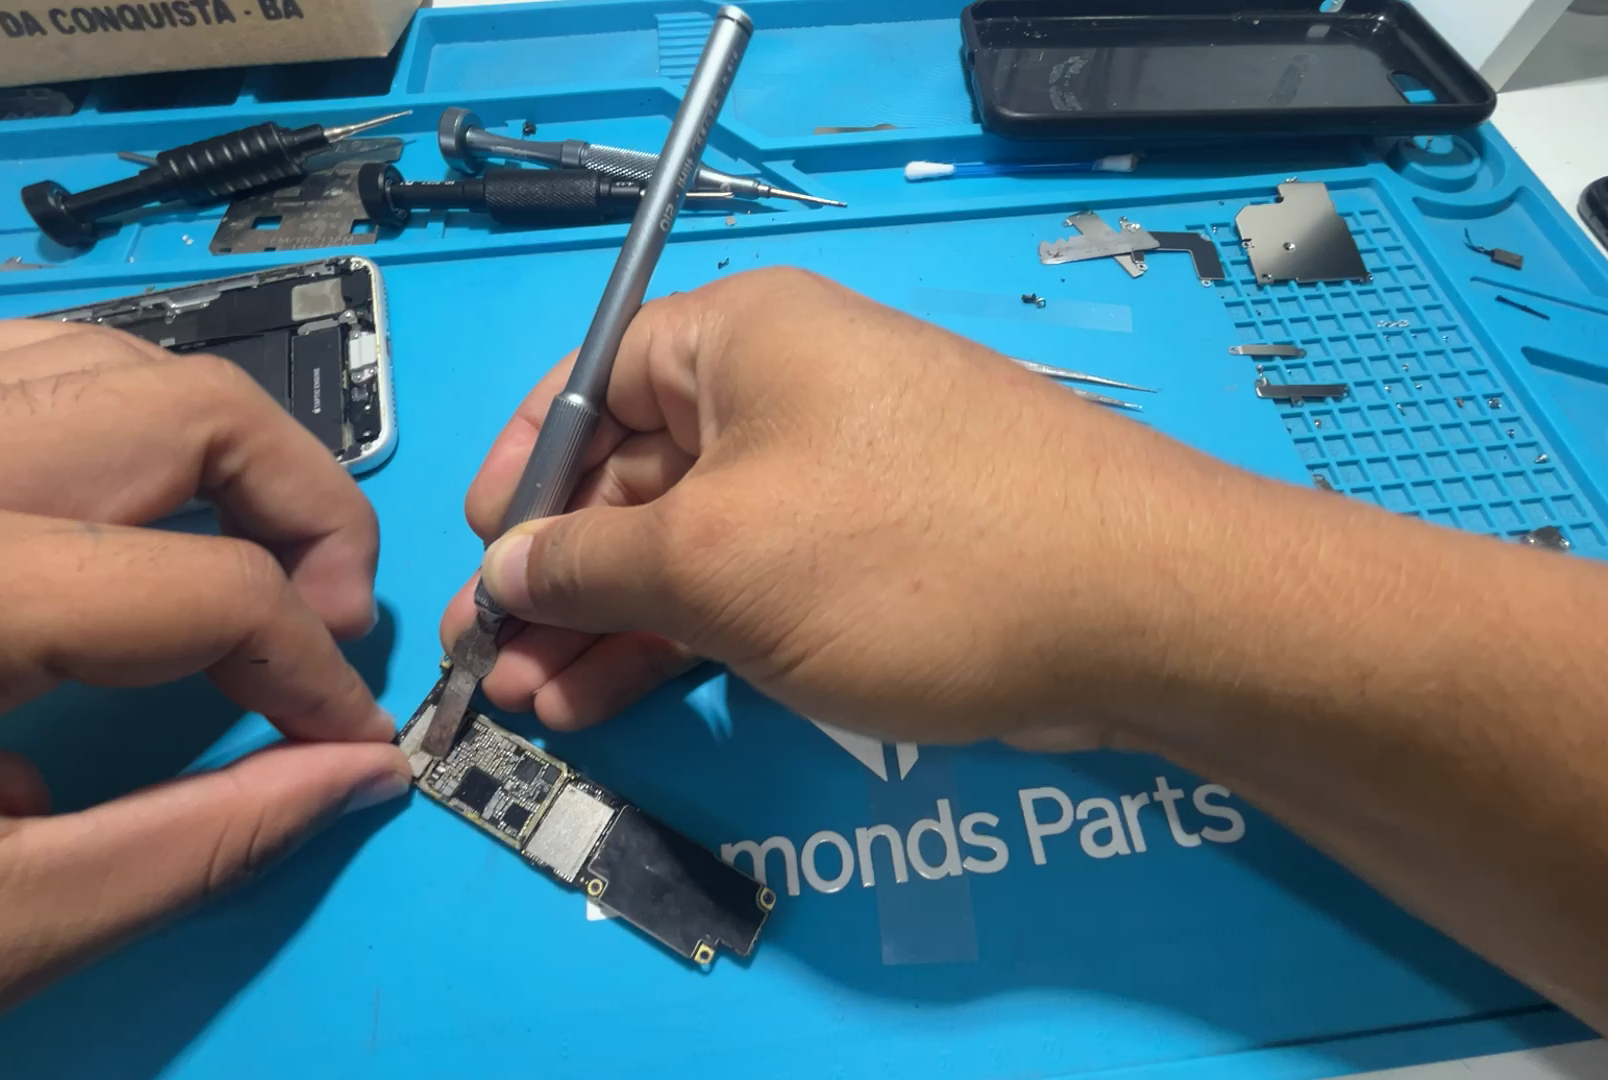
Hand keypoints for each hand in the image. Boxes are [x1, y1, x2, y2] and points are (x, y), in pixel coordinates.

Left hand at [0, 321, 409, 1069]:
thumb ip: (209, 841)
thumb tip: (367, 774)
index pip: (221, 593)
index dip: (320, 673)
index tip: (349, 740)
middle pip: (200, 414)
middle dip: (318, 513)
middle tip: (331, 613)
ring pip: (117, 364)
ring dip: (232, 456)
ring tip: (255, 549)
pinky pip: (15, 361)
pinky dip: (122, 417)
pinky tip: (135, 496)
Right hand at [444, 267, 1275, 747]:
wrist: (1124, 613)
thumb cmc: (901, 553)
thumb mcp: (718, 556)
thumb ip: (594, 561)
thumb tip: (507, 567)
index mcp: (740, 343)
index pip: (595, 386)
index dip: (527, 468)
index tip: (482, 546)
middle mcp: (780, 397)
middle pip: (635, 481)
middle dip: (561, 574)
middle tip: (491, 659)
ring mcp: (824, 483)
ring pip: (686, 550)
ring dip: (609, 623)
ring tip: (533, 699)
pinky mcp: (858, 558)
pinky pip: (743, 589)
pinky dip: (679, 642)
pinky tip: (609, 696)